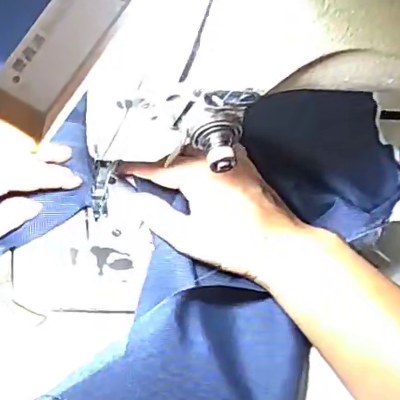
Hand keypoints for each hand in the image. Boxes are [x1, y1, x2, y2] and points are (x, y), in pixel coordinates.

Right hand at [118, 150, 322, 284]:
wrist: (279, 247)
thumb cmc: (239, 244)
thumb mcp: (186, 235)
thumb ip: (157, 215)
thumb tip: (138, 203)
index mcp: (198, 173)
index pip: (157, 168)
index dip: (135, 169)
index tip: (121, 169)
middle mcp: (217, 160)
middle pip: (175, 154)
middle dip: (152, 160)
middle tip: (134, 169)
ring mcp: (234, 161)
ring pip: (194, 151)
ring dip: (174, 157)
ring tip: (157, 167)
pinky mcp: (246, 168)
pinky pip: (211, 156)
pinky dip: (195, 160)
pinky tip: (190, 171)